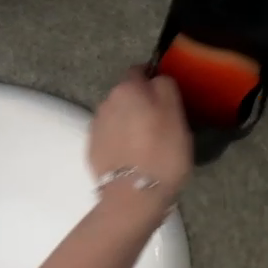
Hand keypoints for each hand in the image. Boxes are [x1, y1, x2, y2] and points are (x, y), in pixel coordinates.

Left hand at [88, 68, 193, 215]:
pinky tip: (131, 157)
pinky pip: (110, 137)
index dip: (153, 81)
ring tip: (145, 144)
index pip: (139, 71)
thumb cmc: (162, 153)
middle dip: (140, 103)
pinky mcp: (92, 149)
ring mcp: (96, 126)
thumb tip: (156, 79)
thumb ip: (165, 88)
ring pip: (117, 116)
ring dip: (128, 122)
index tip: (166, 98)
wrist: (133, 197)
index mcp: (127, 89)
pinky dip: (119, 141)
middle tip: (160, 124)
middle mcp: (106, 102)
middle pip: (127, 95)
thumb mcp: (176, 116)